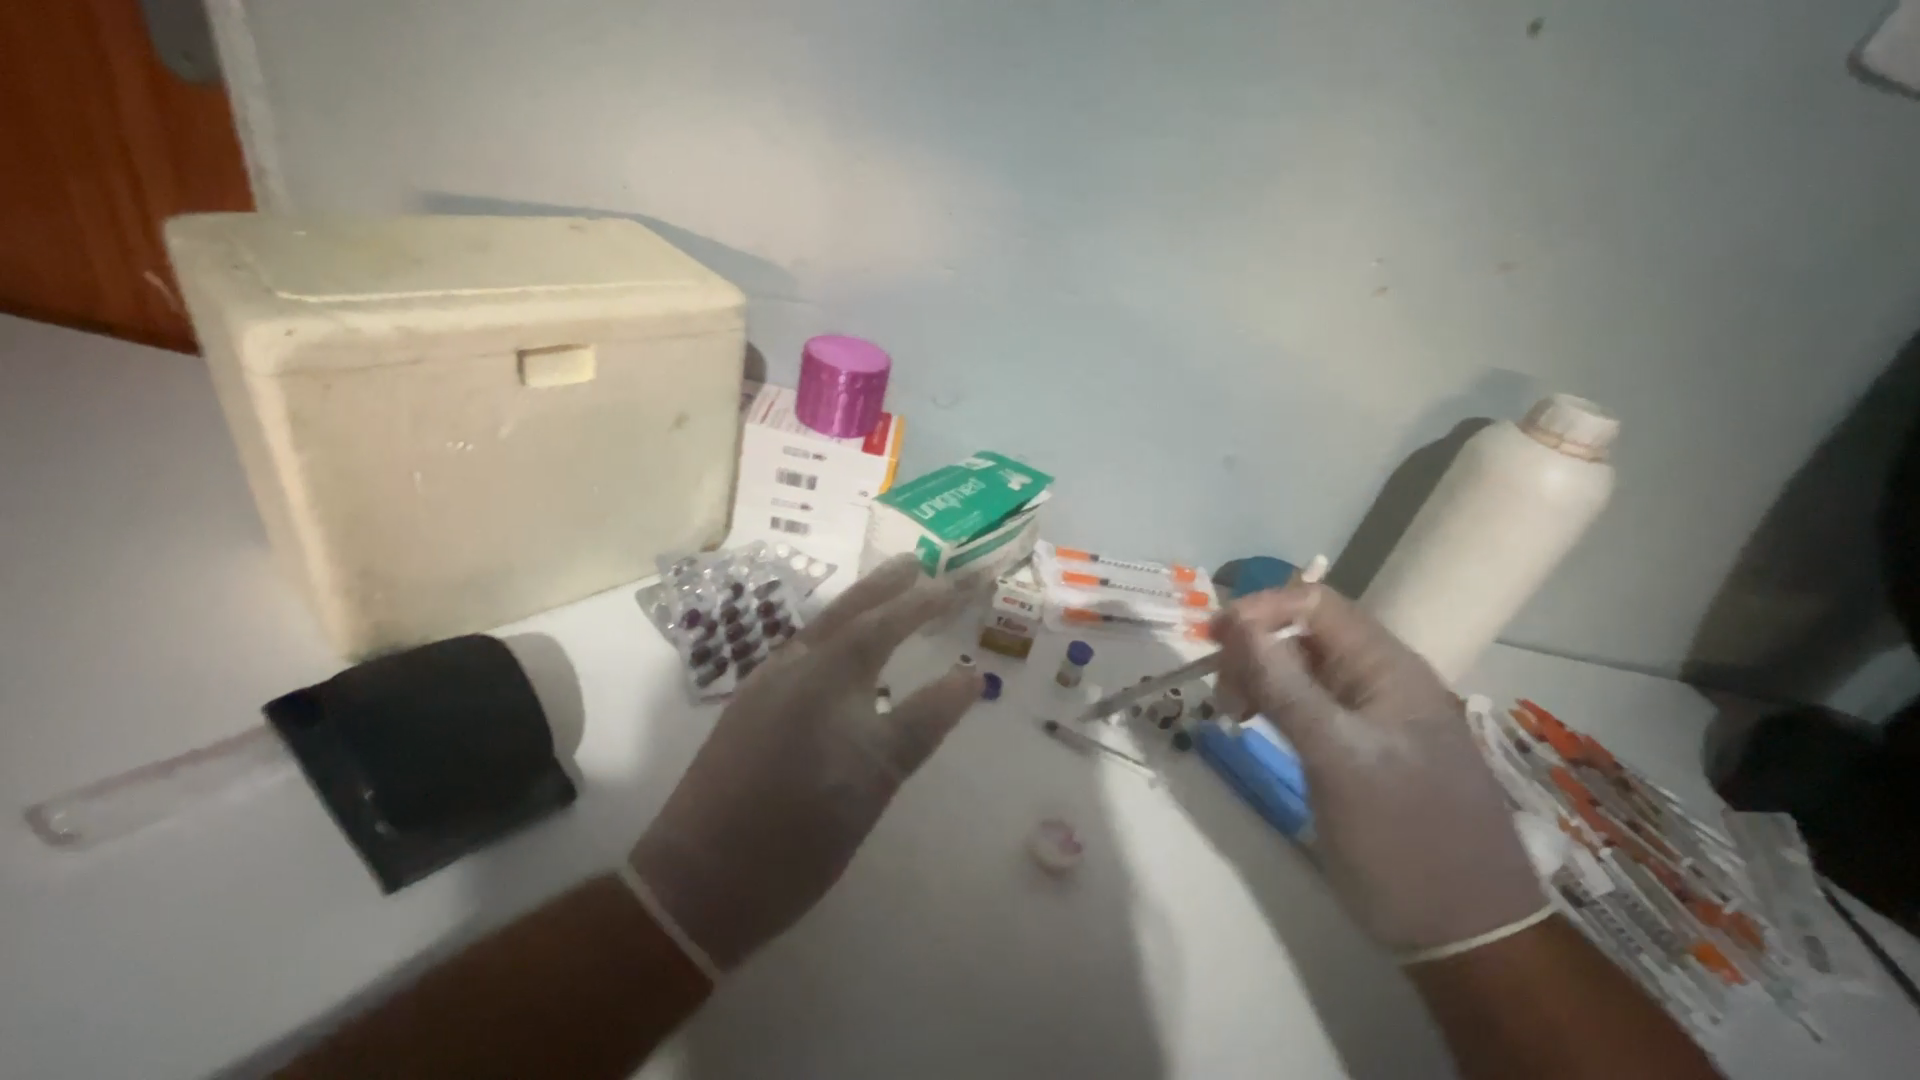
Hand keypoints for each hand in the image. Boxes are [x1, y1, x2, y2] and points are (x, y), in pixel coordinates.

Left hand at [627, 555, 981, 972]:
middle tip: (918, 564)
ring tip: (884, 601)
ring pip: (817, 632)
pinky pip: (799, 656)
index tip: (966, 579)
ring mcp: (763, 690)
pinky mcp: (747, 715)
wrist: (696, 883)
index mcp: (823, 675)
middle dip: (886, 587)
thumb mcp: (874, 780)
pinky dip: (831, 643)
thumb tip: (970, 676)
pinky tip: (839, 662)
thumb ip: (922, 720)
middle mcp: (790, 668)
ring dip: (855, 610)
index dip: (931, 599)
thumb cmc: (796, 833)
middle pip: (846, 612)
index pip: (889, 620)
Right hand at [1213, 584, 1548, 960]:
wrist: (1463, 929)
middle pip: (1305, 634)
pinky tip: (1254, 727)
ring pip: (1302, 671)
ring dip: (1260, 679)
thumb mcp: (1336, 757)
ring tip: (1233, 716)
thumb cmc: (1402, 837)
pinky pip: (1309, 706)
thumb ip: (1285, 686)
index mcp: (1388, 668)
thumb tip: (1234, 621)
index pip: (1316, 604)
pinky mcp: (1359, 750)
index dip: (1261, 609)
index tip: (1211, 640)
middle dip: (1254, 649)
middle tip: (1222, 695)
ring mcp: (1371, 717)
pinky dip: (1275, 707)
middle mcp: (1381, 681)